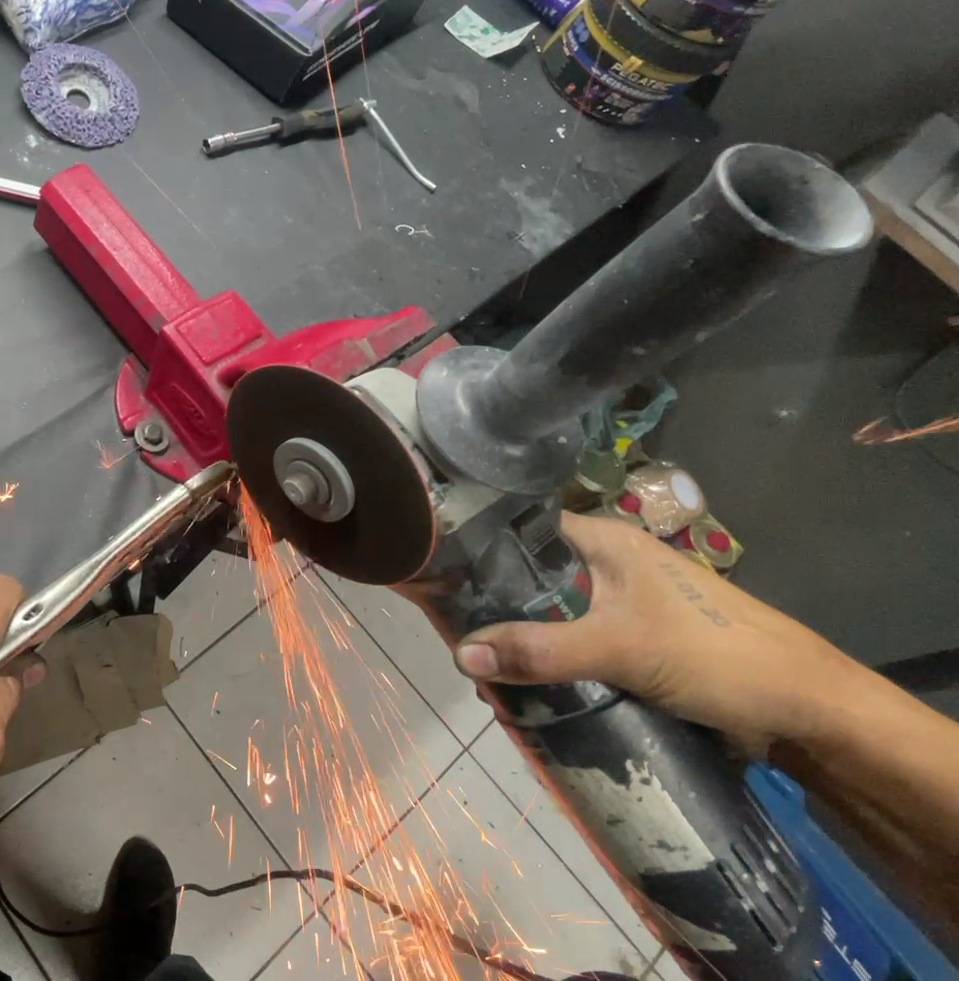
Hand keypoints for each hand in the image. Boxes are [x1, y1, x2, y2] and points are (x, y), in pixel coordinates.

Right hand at [450, 513, 855, 752]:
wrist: (812, 716)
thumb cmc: (718, 656)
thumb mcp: (621, 649)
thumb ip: (539, 650)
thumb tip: (459, 657)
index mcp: (604, 542)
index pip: (520, 529)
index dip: (475, 547)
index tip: (433, 576)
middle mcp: (607, 566)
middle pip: (527, 579)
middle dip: (490, 609)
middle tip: (451, 637)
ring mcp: (620, 607)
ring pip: (547, 617)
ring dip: (517, 643)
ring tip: (480, 670)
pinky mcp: (631, 644)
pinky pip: (570, 647)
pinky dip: (545, 664)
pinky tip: (521, 686)